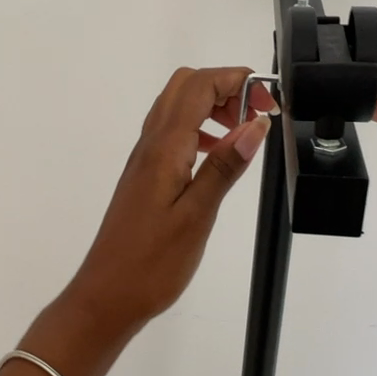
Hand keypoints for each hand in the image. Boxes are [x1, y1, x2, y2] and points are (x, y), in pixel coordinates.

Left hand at [58, 67, 272, 327]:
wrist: (107, 295)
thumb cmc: (152, 263)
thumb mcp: (197, 216)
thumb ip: (224, 167)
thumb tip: (254, 125)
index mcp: (164, 148)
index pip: (199, 86)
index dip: (237, 80)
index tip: (269, 103)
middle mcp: (150, 145)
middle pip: (185, 86)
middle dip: (225, 87)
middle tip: (256, 117)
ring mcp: (144, 159)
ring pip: (177, 108)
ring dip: (212, 106)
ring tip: (242, 136)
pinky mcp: (145, 176)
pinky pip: (172, 134)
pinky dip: (199, 130)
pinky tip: (215, 158)